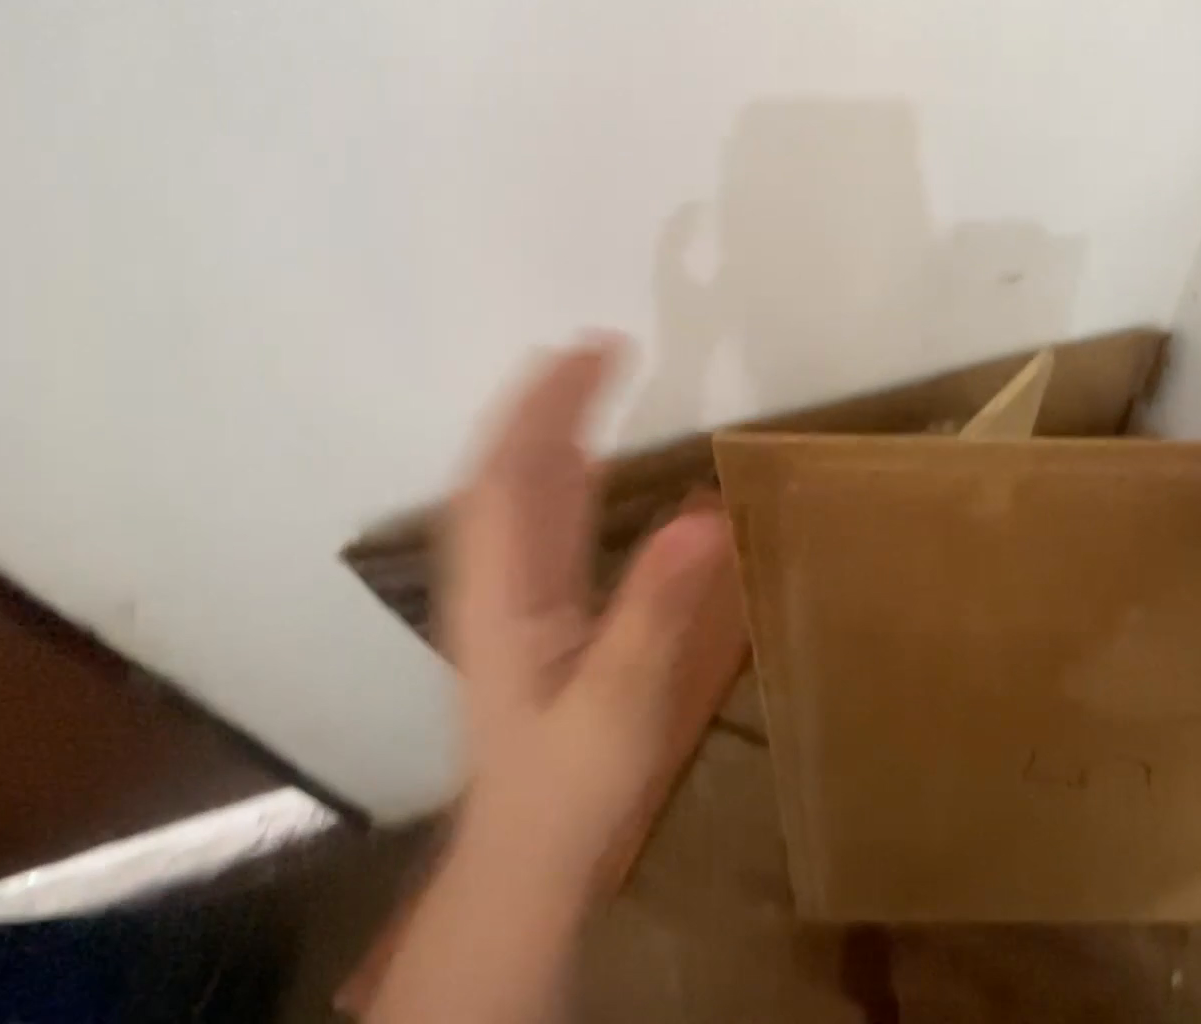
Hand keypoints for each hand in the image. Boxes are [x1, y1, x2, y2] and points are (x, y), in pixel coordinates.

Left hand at [442, 338, 747, 892]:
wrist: (529, 852)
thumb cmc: (571, 784)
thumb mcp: (622, 698)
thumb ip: (656, 608)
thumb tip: (704, 514)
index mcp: (504, 595)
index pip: (507, 477)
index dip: (542, 407)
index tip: (589, 350)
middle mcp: (496, 584)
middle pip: (506, 474)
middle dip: (545, 405)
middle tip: (601, 348)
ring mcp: (511, 600)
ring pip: (520, 498)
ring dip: (549, 433)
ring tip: (592, 381)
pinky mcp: (533, 618)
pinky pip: (541, 530)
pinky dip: (561, 480)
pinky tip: (585, 463)